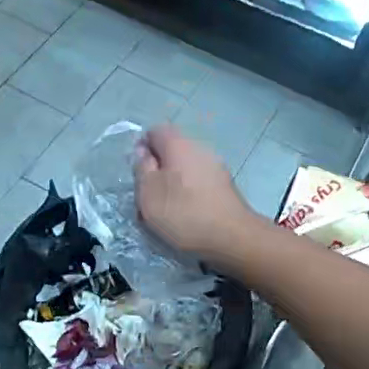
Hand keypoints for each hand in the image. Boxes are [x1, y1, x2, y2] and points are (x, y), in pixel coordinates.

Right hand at [135, 123, 261, 258]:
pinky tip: (185, 215)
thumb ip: (142, 168)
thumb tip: (143, 152)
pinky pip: (198, 183)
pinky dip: (187, 194)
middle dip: (156, 170)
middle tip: (147, 195)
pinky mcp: (224, 186)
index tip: (136, 172)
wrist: (232, 238)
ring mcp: (215, 167)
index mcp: (178, 144)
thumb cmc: (183, 213)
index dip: (141, 148)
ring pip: (184, 169)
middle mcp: (199, 148)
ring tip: (164, 210)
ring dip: (171, 185)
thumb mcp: (148, 192)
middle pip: (170, 151)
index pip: (155, 131)